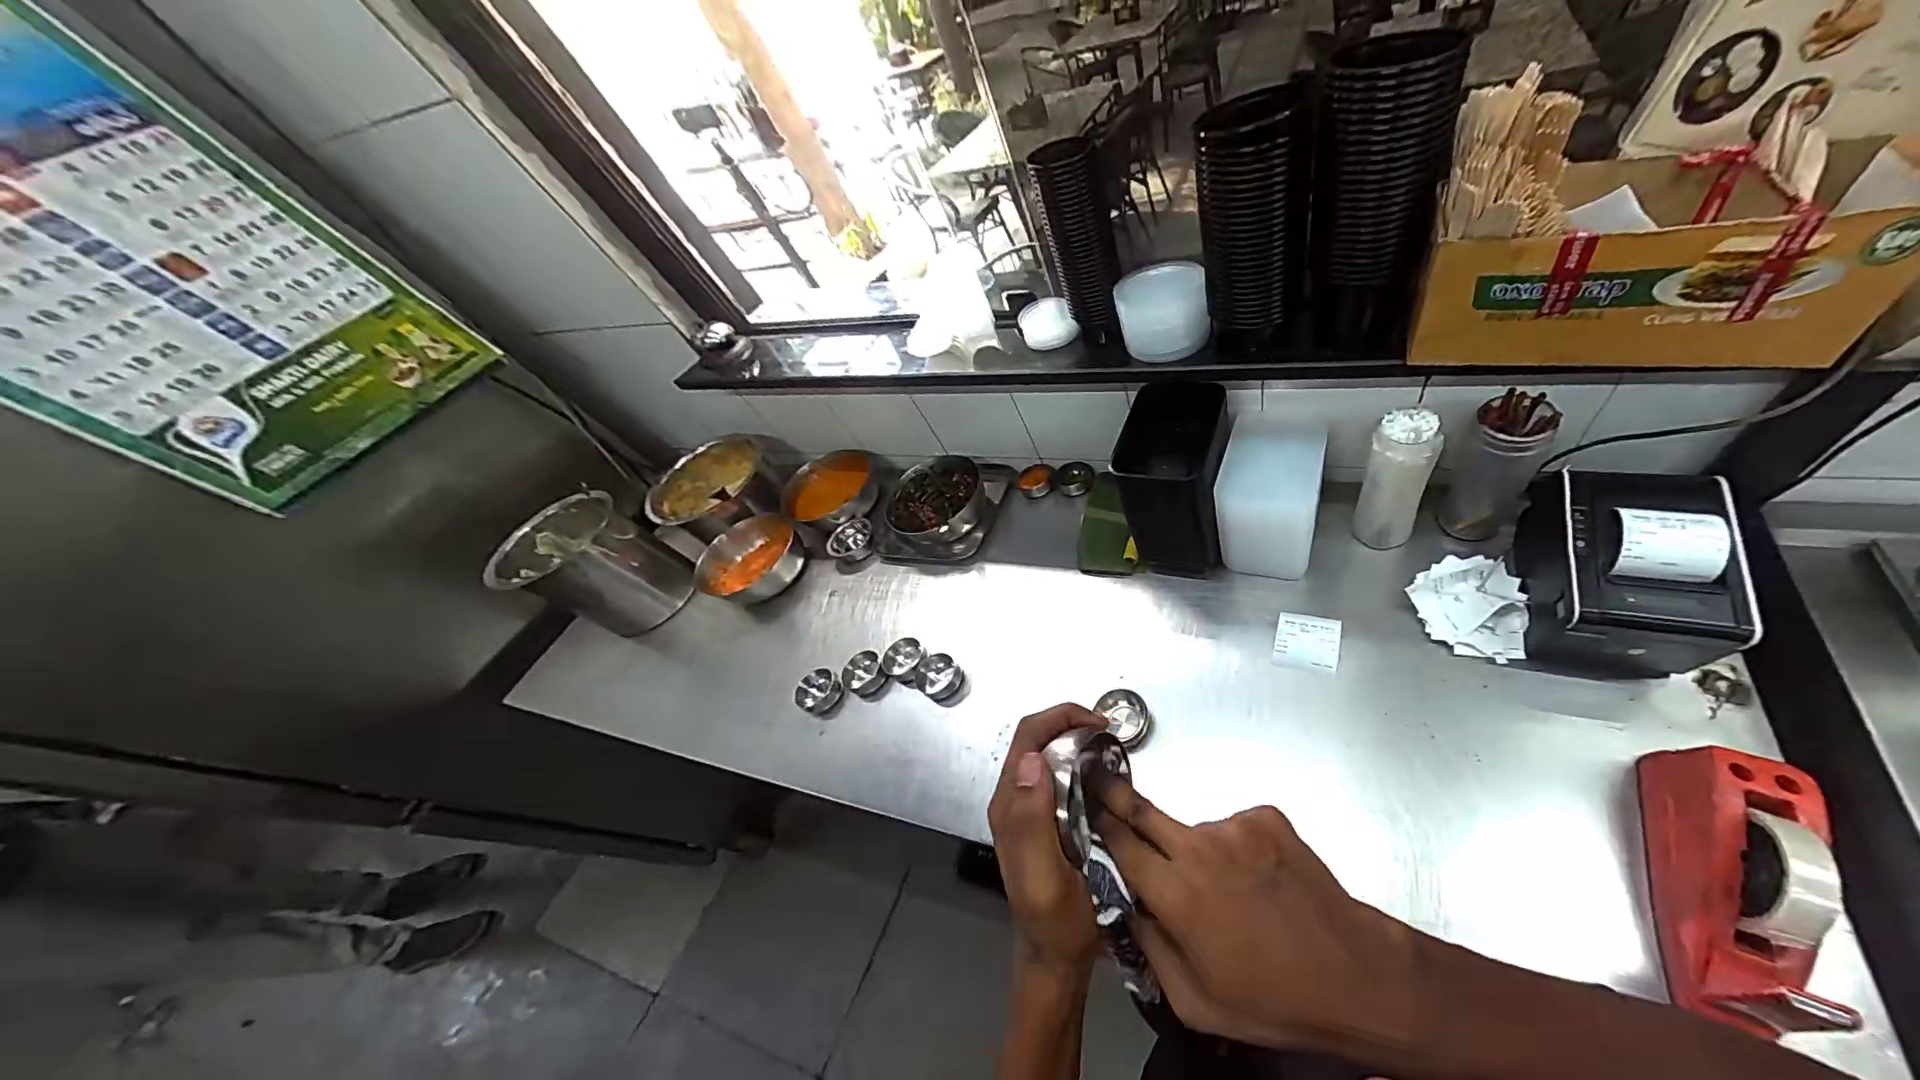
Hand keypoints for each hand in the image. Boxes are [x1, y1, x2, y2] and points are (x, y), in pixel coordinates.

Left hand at [988, 703, 1107, 972]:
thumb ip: (1032, 820)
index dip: (1059, 718)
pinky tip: (1099, 774)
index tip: (1097, 722)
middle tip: (1107, 732)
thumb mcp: (1043, 877)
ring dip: (1073, 741)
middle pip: (1034, 740)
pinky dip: (1077, 763)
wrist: (1055, 956)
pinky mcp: (1043, 818)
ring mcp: (1027, 808)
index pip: (1026, 740)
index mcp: (1009, 806)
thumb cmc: (1054, 923)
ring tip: (1106, 747)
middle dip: (1068, 724)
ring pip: (1045, 755)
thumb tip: (1031, 760)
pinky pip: (1056, 776)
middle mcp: (1013, 800)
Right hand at [1094, 782, 1419, 1056]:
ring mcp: (1236, 828)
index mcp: (1177, 894)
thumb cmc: (1276, 1000)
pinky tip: (1260, 878)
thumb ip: (1148, 950)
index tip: (1085, 811)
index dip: (1097, 824)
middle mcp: (1200, 849)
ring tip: (1230, 888)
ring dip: (1196, 848)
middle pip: (1141, 809)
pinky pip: (1234, 825)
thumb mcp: (1196, 1003)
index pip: (1118, 841)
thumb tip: (1127, 909)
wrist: (1360, 978)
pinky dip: (1236, 845)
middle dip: (1115, 796)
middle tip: (1101, 783)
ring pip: (1193, 828)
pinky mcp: (1267, 818)